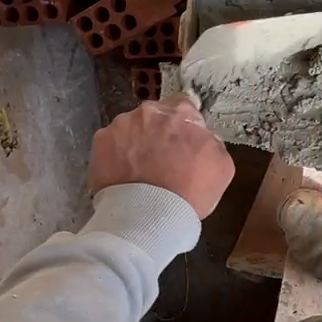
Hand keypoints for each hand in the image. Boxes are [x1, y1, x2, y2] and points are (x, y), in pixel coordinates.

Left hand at [88, 95, 234, 218]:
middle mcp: (149, 112)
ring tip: (142, 171)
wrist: (147, 216)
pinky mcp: (99, 143)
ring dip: (137, 143)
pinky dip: (117, 156)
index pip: (184, 104)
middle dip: (159, 132)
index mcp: (181, 113)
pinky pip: (111, 144)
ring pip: (131, 128)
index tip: (184, 139)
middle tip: (164, 160)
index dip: (185, 123)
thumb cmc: (189, 192)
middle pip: (155, 116)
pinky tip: (126, 175)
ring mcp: (121, 125)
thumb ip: (213, 142)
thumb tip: (204, 137)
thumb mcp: (222, 167)